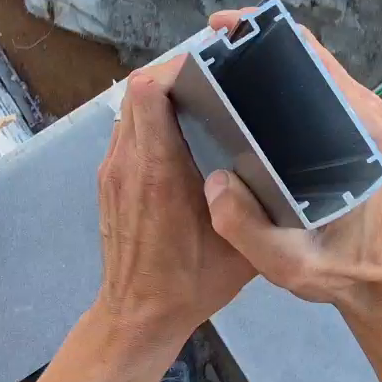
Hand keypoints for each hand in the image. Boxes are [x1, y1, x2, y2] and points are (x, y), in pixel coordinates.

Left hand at [93, 57, 255, 344]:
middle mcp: (127, 161)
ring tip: (204, 102)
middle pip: (138, 90)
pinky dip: (152, 120)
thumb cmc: (191, 282)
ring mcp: (113, 170)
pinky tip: (185, 135)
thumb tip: (272, 162)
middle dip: (175, 76)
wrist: (138, 314)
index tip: (214, 67)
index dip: (178, 67)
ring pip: (131, 109)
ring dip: (162, 97)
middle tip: (217, 81)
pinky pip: (128, 131)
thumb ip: (254, 204)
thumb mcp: (240, 246)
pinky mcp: (109, 180)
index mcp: (157, 169)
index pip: (149, 90)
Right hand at [199, 11, 381, 310]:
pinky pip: (302, 92)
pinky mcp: (342, 131)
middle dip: (251, 44)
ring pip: (300, 71)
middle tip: (201, 53)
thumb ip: (246, 228)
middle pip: (302, 56)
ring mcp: (351, 119)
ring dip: (257, 62)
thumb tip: (212, 182)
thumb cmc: (339, 269)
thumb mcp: (288, 262)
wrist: (374, 282)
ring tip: (207, 69)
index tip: (220, 31)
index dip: (263, 35)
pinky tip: (231, 96)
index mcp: (354, 130)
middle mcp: (357, 113)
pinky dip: (268, 85)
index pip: (310, 58)